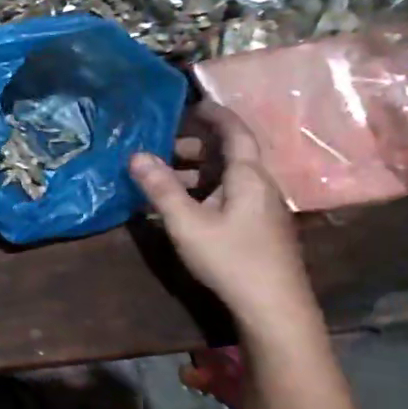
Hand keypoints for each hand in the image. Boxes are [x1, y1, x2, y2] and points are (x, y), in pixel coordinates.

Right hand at [129, 103, 314, 325]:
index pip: (236, 133)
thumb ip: (160, 188)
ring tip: (160, 177)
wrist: (272, 305)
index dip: (216, 116)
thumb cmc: (230, 257)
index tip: (194, 103)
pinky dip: (202, 190)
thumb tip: (135, 155)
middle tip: (159, 146)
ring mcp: (260, 208)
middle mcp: (259, 186)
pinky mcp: (255, 227)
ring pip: (226, 177)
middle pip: (229, 154)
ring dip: (195, 171)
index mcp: (248, 177)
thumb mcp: (186, 222)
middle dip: (195, 146)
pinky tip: (178, 206)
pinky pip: (227, 194)